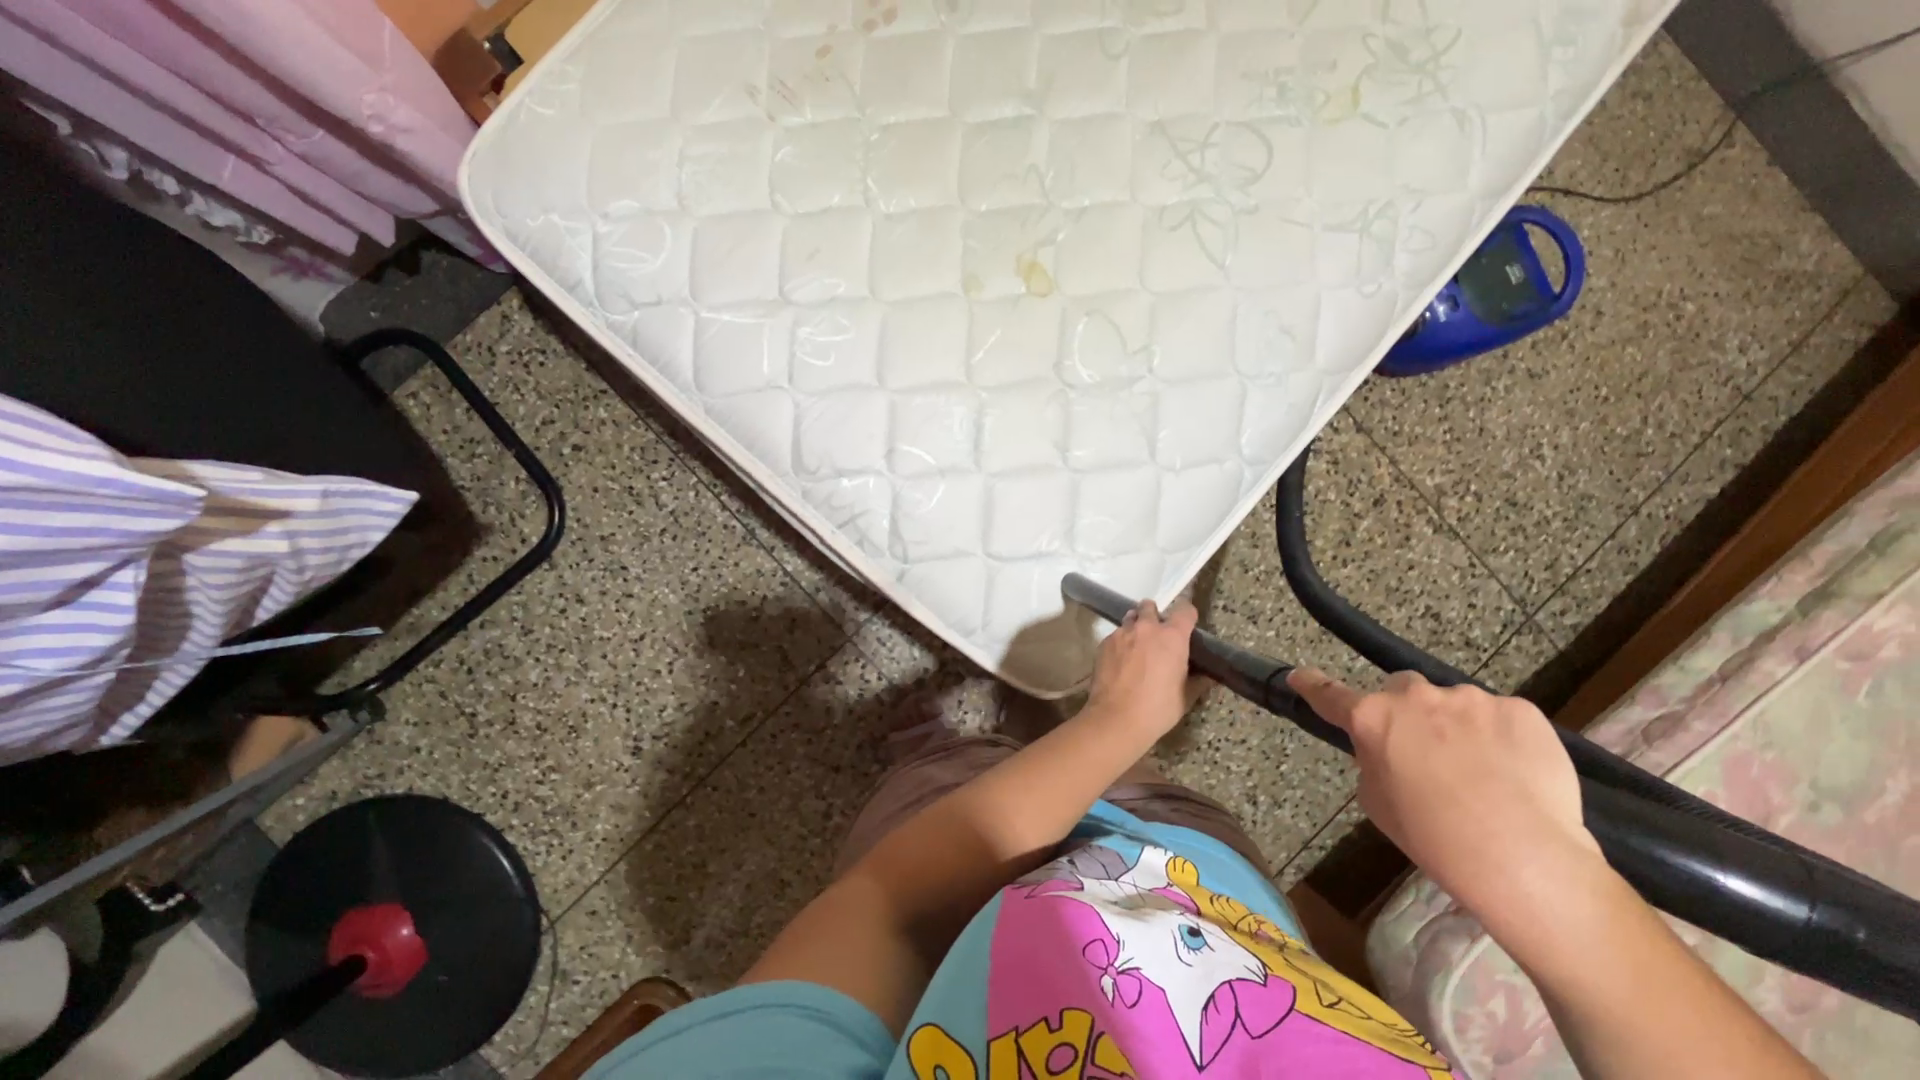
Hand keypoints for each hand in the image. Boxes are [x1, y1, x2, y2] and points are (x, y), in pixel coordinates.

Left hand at [1086, 599, 1203, 735]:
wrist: (1116, 718)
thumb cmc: (1158, 708)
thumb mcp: (1185, 697)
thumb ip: (1197, 681)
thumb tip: (1208, 676)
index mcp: (1172, 637)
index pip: (1185, 610)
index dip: (1187, 615)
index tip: (1187, 625)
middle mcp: (1146, 628)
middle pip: (1150, 607)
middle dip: (1154, 616)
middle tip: (1157, 636)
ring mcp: (1122, 633)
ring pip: (1130, 619)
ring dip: (1135, 627)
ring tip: (1137, 647)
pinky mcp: (1104, 644)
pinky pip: (1115, 636)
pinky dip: (1120, 643)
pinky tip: (1120, 662)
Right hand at [1287, 668, 1600, 913]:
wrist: (1521, 855)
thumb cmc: (1433, 838)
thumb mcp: (1379, 804)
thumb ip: (1375, 762)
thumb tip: (1391, 749)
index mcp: (1374, 720)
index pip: (1331, 696)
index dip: (1312, 685)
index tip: (1299, 676)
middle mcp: (1418, 697)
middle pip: (1402, 690)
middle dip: (1407, 712)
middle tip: (1423, 752)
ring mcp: (1473, 699)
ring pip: (1457, 706)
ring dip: (1459, 728)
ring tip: (1484, 776)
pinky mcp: (1521, 710)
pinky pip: (1501, 718)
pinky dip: (1502, 739)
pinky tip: (1515, 775)